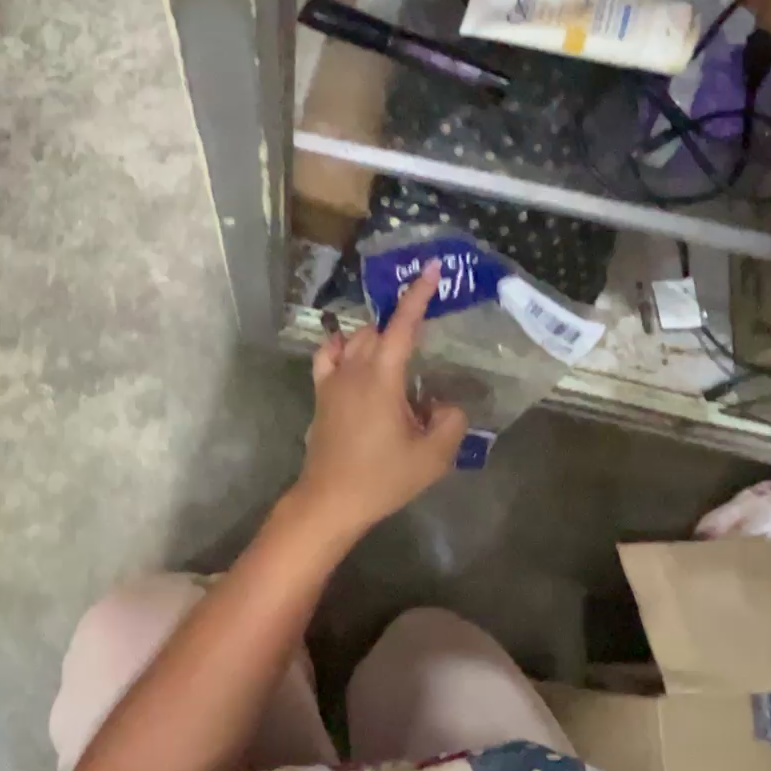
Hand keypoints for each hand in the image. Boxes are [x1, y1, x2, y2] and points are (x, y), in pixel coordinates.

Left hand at [290, 262, 467, 538]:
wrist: (330, 500)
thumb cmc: (382, 478)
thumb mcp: (432, 457)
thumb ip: (450, 423)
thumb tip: (446, 406)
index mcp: (382, 377)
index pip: (403, 326)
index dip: (418, 295)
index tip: (432, 270)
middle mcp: (354, 370)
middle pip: (378, 331)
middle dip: (401, 325)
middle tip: (425, 342)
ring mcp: (332, 381)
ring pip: (354, 341)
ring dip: (376, 340)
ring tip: (397, 361)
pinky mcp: (320, 396)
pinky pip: (327, 357)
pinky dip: (341, 348)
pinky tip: (353, 358)